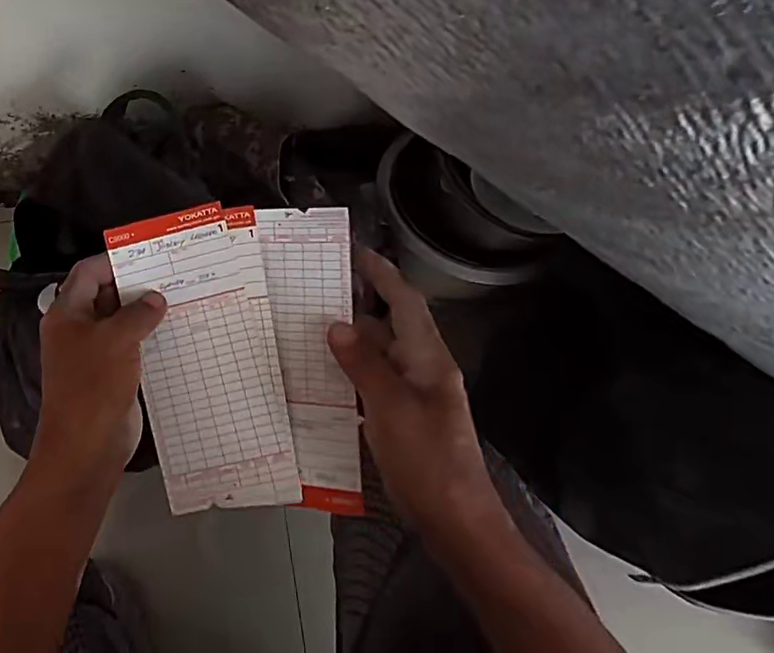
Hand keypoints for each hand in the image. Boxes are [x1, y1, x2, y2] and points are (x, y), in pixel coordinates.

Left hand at [31, 255, 165, 480]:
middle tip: (170, 271)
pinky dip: (149, 333)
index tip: (147, 254)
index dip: (114, 259)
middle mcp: (78, 328)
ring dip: (145, 309)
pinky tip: (174, 327)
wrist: (86, 447)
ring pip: (121, 318)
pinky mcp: (111, 371)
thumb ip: (138, 313)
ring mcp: (94, 351)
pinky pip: (131, 342)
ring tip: (178, 295)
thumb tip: (156, 299)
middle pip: (106, 293)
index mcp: (68, 314)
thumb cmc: (93, 386)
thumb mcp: (117, 339)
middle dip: (135, 282)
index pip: (88, 272)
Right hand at [328, 250, 498, 532]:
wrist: (456, 520)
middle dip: (362, 303)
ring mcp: (416, 393)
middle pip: (393, 324)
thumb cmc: (428, 461)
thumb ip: (364, 365)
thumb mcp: (391, 409)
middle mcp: (424, 367)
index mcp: (428, 356)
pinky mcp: (407, 418)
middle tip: (322, 289)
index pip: (405, 301)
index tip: (357, 252)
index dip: (383, 274)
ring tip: (317, 327)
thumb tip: (337, 326)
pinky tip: (330, 377)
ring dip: (356, 339)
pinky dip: (356, 372)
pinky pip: (378, 381)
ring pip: (384, 353)